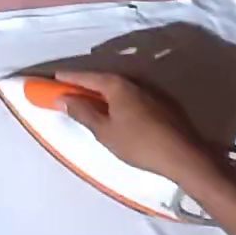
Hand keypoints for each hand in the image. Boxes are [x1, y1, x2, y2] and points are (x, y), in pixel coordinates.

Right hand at [53, 71, 231, 188]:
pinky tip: (112, 112)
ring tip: (86, 102)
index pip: (84, 76)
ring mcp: (148, 91)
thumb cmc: (139, 144)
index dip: (66, 78)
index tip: (50, 79)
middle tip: (66, 91)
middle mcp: (132, 81)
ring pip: (116, 87)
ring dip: (99, 92)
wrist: (185, 157)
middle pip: (101, 79)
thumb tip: (62, 98)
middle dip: (82, 84)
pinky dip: (114, 99)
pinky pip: (128, 96)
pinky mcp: (160, 103)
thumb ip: (82, 112)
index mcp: (116, 84)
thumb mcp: (104, 131)